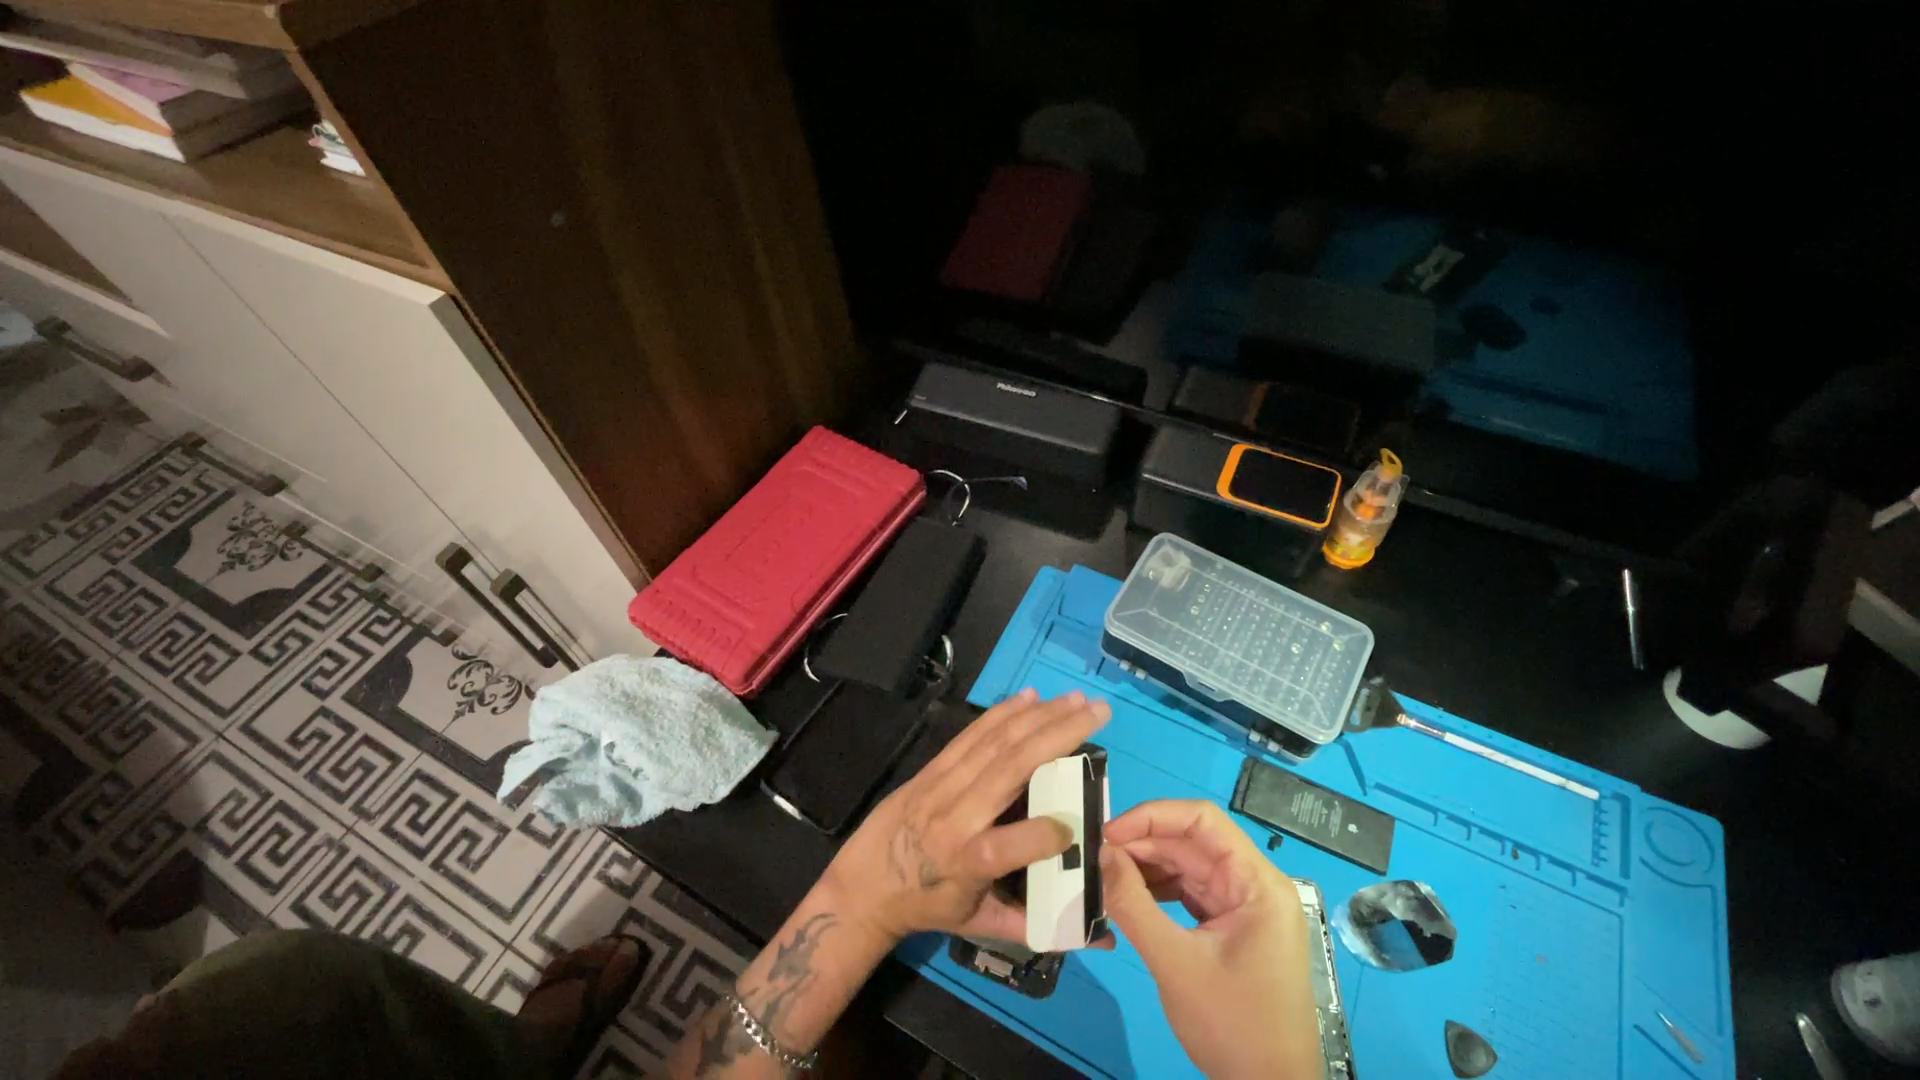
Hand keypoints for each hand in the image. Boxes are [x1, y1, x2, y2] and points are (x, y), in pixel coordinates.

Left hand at [821, 688, 1108, 944]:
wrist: (866, 883)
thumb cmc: (930, 906)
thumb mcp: (981, 924)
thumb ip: (1040, 925)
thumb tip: (1100, 938)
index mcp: (967, 863)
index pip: (1008, 846)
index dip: (1044, 835)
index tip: (1078, 826)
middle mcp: (954, 818)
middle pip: (1009, 769)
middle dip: (1058, 736)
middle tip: (1100, 713)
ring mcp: (941, 786)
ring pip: (995, 743)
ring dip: (1039, 716)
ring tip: (1076, 699)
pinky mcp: (932, 768)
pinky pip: (971, 735)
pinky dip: (1003, 713)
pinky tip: (1031, 697)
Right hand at [1101, 799, 1322, 1079]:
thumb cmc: (1233, 1025)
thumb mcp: (1176, 963)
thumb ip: (1134, 905)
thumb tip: (1101, 855)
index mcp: (1257, 883)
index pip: (1203, 820)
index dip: (1152, 816)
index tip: (1108, 833)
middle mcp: (1253, 884)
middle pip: (1191, 842)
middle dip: (1141, 845)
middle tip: (1095, 859)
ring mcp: (1242, 907)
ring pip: (1186, 866)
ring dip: (1145, 868)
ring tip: (1104, 878)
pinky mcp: (1229, 928)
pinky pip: (1188, 893)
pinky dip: (1156, 892)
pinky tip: (1126, 898)